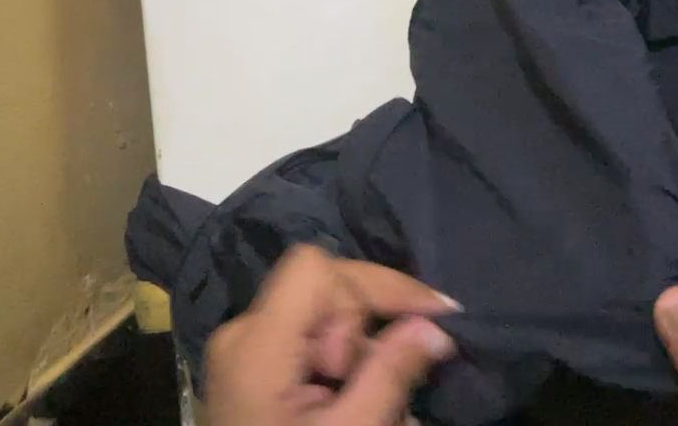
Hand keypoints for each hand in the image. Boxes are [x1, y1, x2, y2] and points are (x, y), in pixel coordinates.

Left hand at [204, 244, 458, 424]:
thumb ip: (392, 374)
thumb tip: (435, 326)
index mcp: (257, 345)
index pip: (315, 269)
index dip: (372, 283)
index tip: (429, 314)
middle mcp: (243, 335)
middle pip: (320, 292)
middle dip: (367, 329)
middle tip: (396, 382)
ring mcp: (243, 353)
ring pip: (318, 319)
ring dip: (360, 354)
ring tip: (380, 409)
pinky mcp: (250, 373)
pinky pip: (304, 345)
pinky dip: (340, 369)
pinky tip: (357, 406)